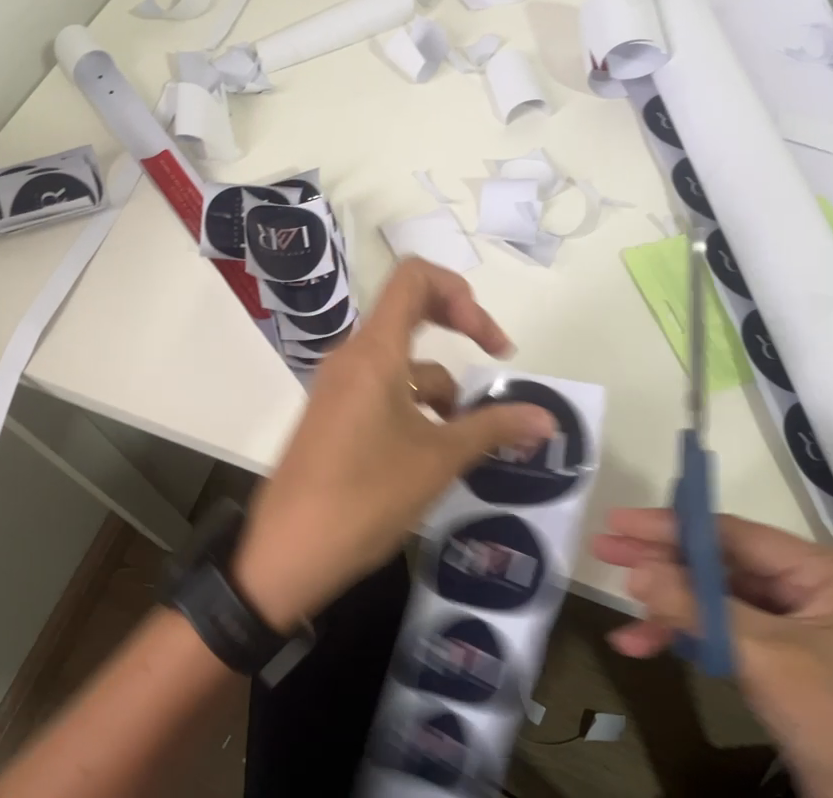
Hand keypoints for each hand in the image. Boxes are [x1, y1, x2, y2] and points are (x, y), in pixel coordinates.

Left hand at [234, 259, 556, 628]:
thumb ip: (493, 428)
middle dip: (458, 328)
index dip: (461, 294)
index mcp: (374, 352)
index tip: (489, 342)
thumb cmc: (364, 498)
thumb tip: (545, 418)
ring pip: (400, 360)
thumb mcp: (438, 461)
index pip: (414, 278)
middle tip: (494, 358)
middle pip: (410, 311)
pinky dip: (414, 403)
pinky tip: (431, 449)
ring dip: (440, 384)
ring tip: (464, 434)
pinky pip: (381, 388)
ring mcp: (337, 386)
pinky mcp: (332, 415)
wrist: (286, 555)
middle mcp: (351, 357)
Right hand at [593, 510, 832, 797]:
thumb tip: (637, 570)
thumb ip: (698, 607)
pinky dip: (686, 639)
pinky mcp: (781, 658)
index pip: (732, 533)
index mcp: (820, 569)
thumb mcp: (765, 656)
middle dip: (661, 564)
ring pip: (714, 599)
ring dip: (668, 610)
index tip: (619, 522)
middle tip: (604, 551)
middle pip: (719, 562)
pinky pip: (723, 633)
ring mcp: (794, 623)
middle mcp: (807, 586)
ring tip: (622, 618)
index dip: (671, 526)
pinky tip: (644, 647)